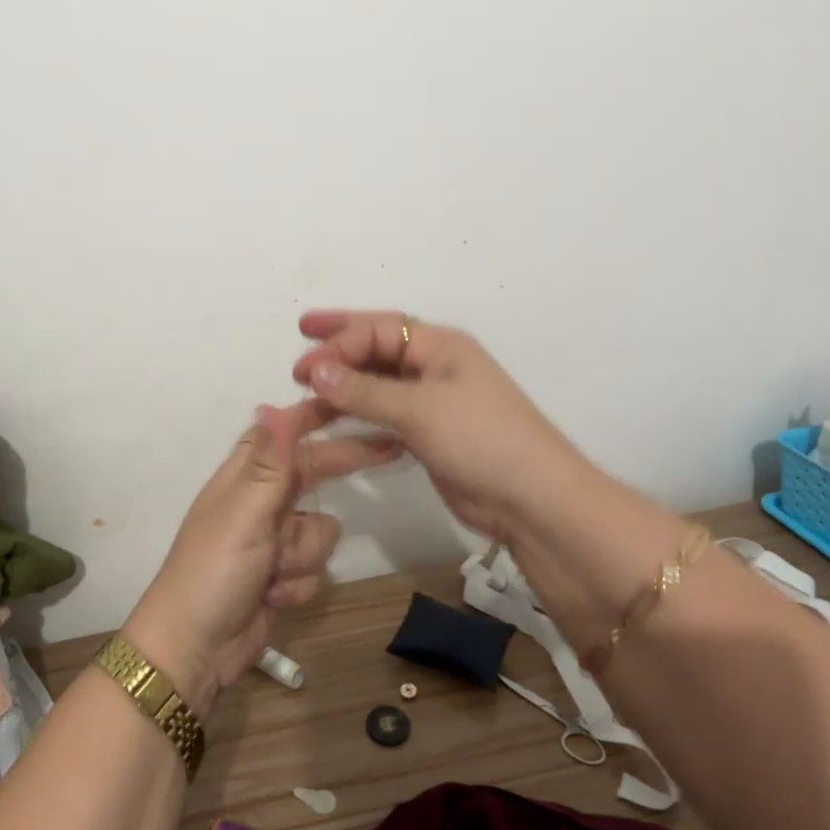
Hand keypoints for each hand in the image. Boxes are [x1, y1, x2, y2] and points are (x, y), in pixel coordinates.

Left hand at [122, 400, 398, 712]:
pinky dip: (298, 584)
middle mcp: (260, 501)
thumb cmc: (213, 573)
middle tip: (393, 449)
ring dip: (303, 555)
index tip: (356, 396)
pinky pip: (315, 566)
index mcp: (243, 477)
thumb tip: (274, 404)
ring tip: (273, 574)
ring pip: (321, 529)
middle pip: (313, 471)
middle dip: (344, 465)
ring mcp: (272, 540)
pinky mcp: (282, 575)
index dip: (316, 413)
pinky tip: (273, 598)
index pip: (284, 431)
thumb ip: (269, 463)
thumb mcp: (244, 515)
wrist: (195, 650)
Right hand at [291, 310, 592, 542]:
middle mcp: (435, 366)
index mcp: (441, 345)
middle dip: (338, 349)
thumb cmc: (480, 439)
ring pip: (379, 384)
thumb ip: (364, 390)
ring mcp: (434, 402)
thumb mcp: (419, 409)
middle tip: (298, 354)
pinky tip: (337, 421)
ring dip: (344, 385)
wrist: (532, 499)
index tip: (303, 365)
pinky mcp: (430, 435)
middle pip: (378, 349)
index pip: (380, 330)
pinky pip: (386, 415)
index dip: (339, 341)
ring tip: (307, 390)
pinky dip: (360, 414)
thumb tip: (314, 369)